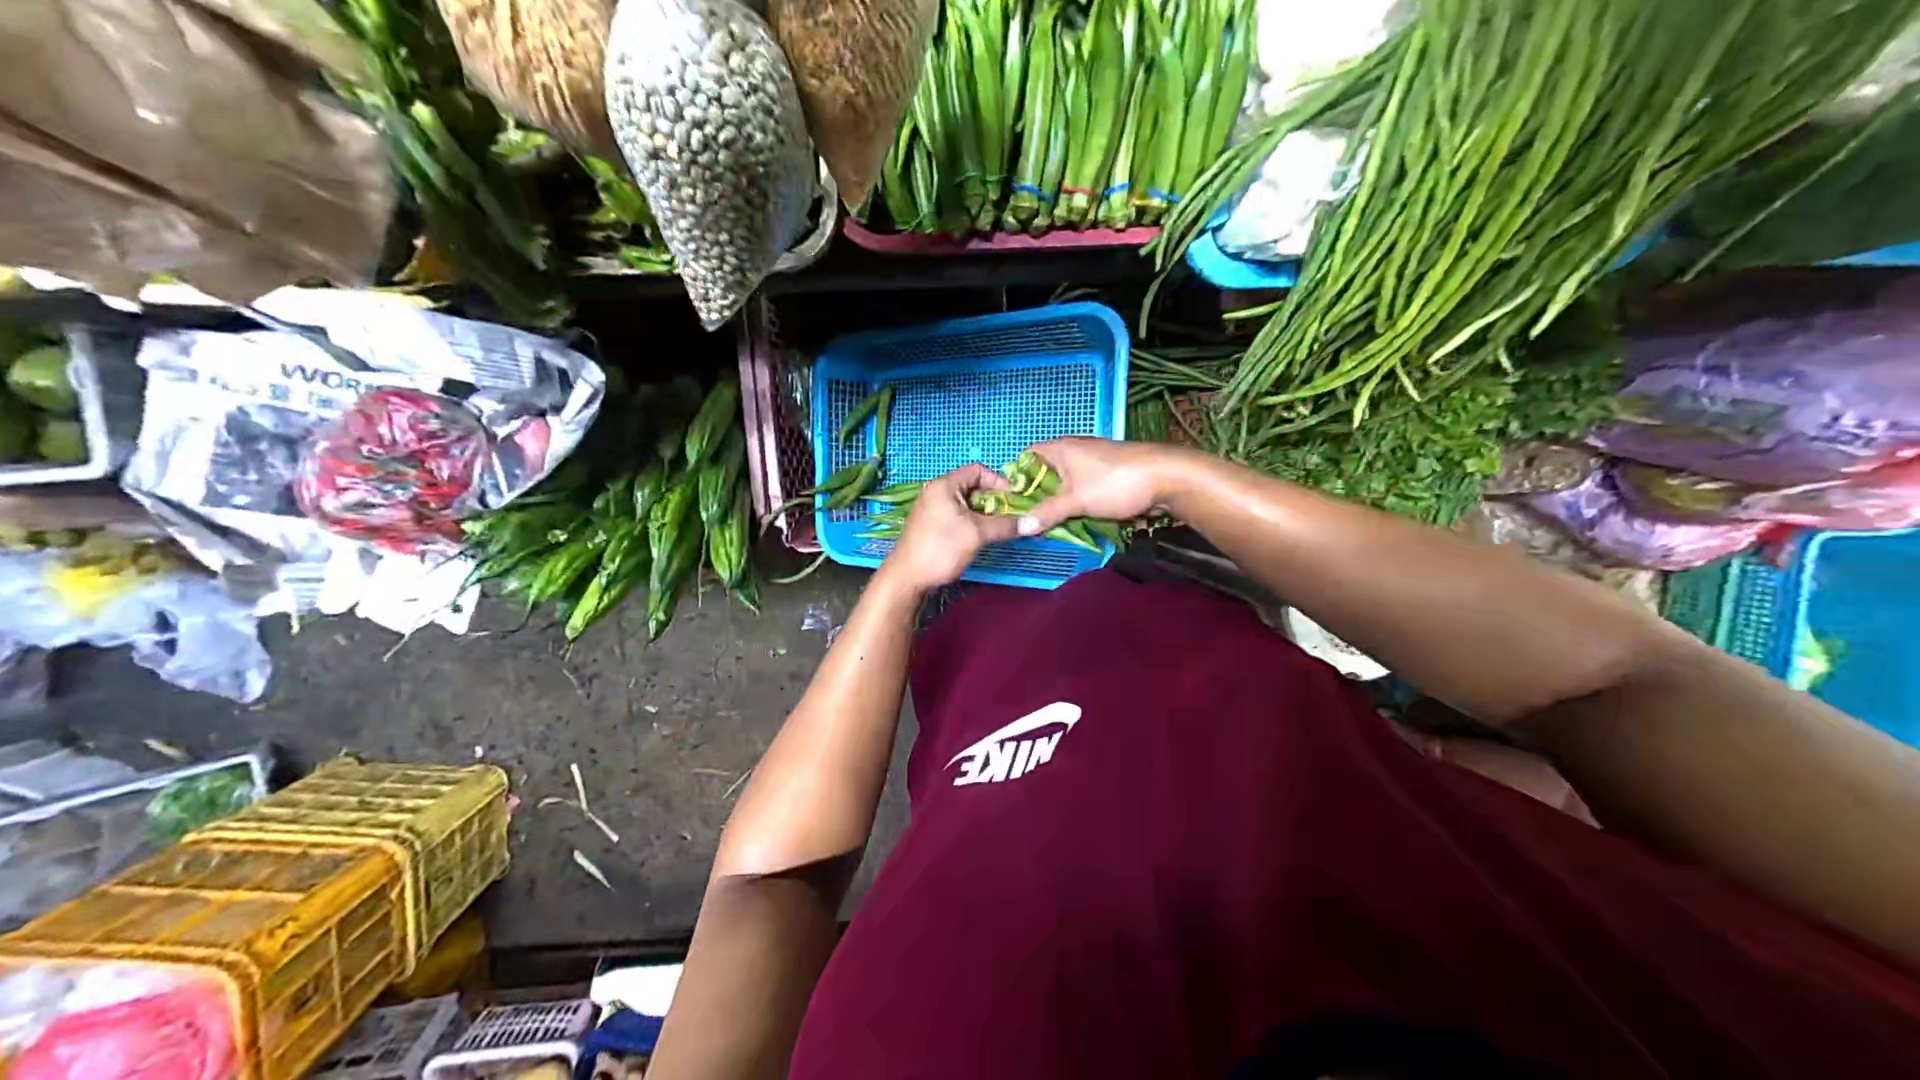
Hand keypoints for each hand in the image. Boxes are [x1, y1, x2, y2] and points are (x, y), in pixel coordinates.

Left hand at [879, 464, 1020, 592]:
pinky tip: (984, 536)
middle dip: (994, 500)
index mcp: (944, 485)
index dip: (998, 481)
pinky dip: (973, 522)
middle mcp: (936, 492)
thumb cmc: (941, 548)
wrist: (908, 578)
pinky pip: (958, 516)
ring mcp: (933, 509)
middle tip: (1011, 515)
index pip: (977, 470)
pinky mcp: (932, 526)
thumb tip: (1035, 522)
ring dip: (985, 514)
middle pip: (972, 487)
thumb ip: (1005, 525)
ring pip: (966, 504)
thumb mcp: (977, 534)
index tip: (1014, 499)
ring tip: (1001, 527)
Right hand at [1015, 438, 1187, 536]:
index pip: (1028, 456)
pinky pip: (1084, 491)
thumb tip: (1020, 527)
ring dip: (1060, 504)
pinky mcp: (1109, 476)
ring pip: (1067, 485)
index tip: (1012, 500)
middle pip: (1047, 473)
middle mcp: (1075, 452)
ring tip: (1051, 525)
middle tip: (1030, 519)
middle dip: (1039, 496)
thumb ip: (1047, 513)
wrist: (1167, 478)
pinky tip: (1076, 521)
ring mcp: (1093, 464)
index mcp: (1061, 449)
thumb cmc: (1115, 482)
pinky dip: (1079, 505)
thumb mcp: (1076, 500)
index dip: (1017, 476)